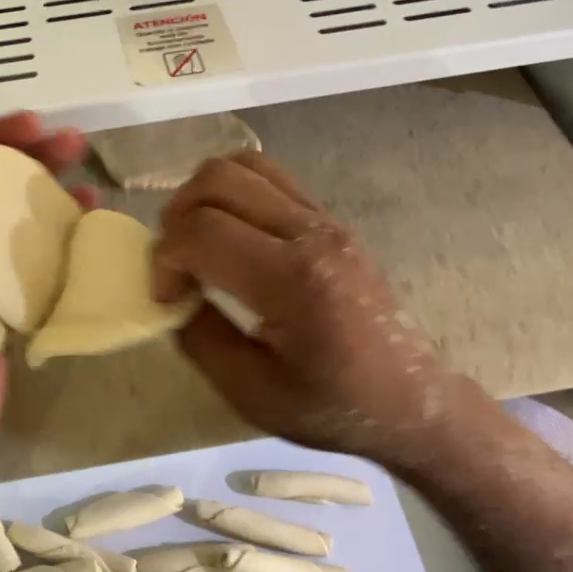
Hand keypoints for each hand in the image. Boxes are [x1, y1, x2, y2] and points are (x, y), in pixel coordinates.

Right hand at [151, 151, 449, 458]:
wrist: (408, 401)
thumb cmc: (330, 406)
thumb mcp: (250, 392)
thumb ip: (199, 337)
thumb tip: (173, 295)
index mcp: (292, 280)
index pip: (201, 230)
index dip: (164, 258)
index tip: (166, 298)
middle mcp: (310, 234)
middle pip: (218, 180)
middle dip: (176, 217)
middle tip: (174, 265)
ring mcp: (325, 219)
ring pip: (243, 165)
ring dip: (203, 196)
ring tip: (196, 242)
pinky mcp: (330, 218)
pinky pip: (270, 177)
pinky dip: (233, 193)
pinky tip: (229, 236)